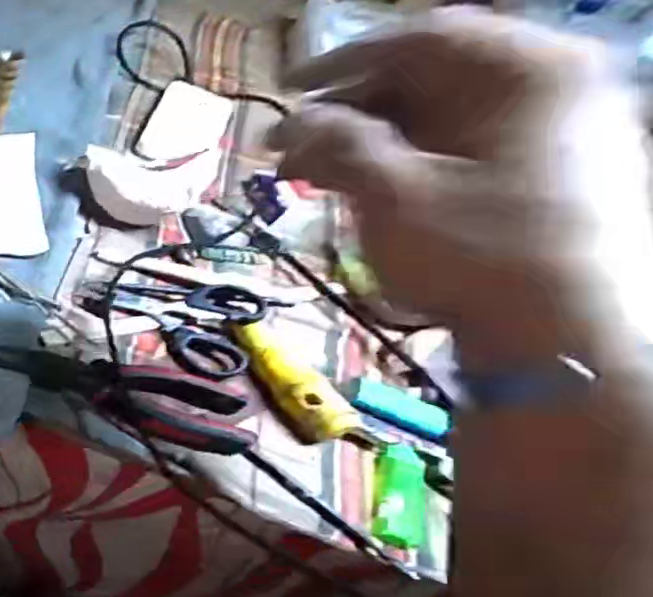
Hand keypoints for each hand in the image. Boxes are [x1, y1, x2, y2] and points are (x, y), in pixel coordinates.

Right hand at [268, 8, 652, 367]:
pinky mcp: (526, 163)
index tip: (284, 90)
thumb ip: (341, 149)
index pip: (424, 37)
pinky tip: (349, 184)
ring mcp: (539, 123)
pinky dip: (390, 157)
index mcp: (527, 70)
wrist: (553, 318)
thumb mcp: (394, 197)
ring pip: (431, 111)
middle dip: (345, 107)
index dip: (345, 60)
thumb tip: (291, 122)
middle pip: (428, 73)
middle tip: (283, 147)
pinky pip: (446, 141)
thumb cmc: (474, 251)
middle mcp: (542, 81)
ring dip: (359, 138)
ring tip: (303, 173)